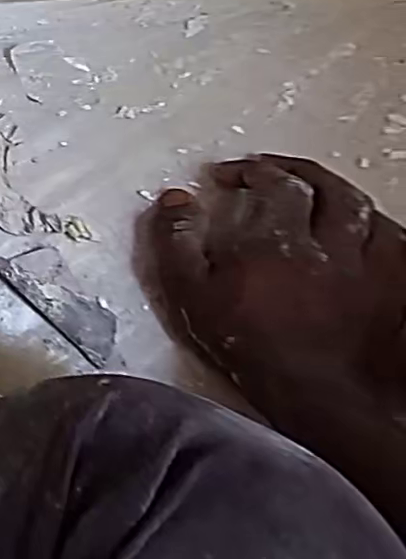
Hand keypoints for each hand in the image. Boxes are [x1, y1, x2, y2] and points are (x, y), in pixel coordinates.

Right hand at [151, 154, 405, 404]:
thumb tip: (176, 199)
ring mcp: (373, 272)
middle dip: (299, 171)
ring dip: (338, 196)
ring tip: (313, 193)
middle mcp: (331, 250)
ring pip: (370, 215)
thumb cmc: (240, 334)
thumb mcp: (184, 284)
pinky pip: (398, 244)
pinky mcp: (395, 292)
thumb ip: (174, 236)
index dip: (250, 171)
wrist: (311, 389)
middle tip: (271, 168)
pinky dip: (375, 226)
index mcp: (275, 244)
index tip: (226, 175)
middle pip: (332, 192)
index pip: (275, 186)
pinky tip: (356, 229)